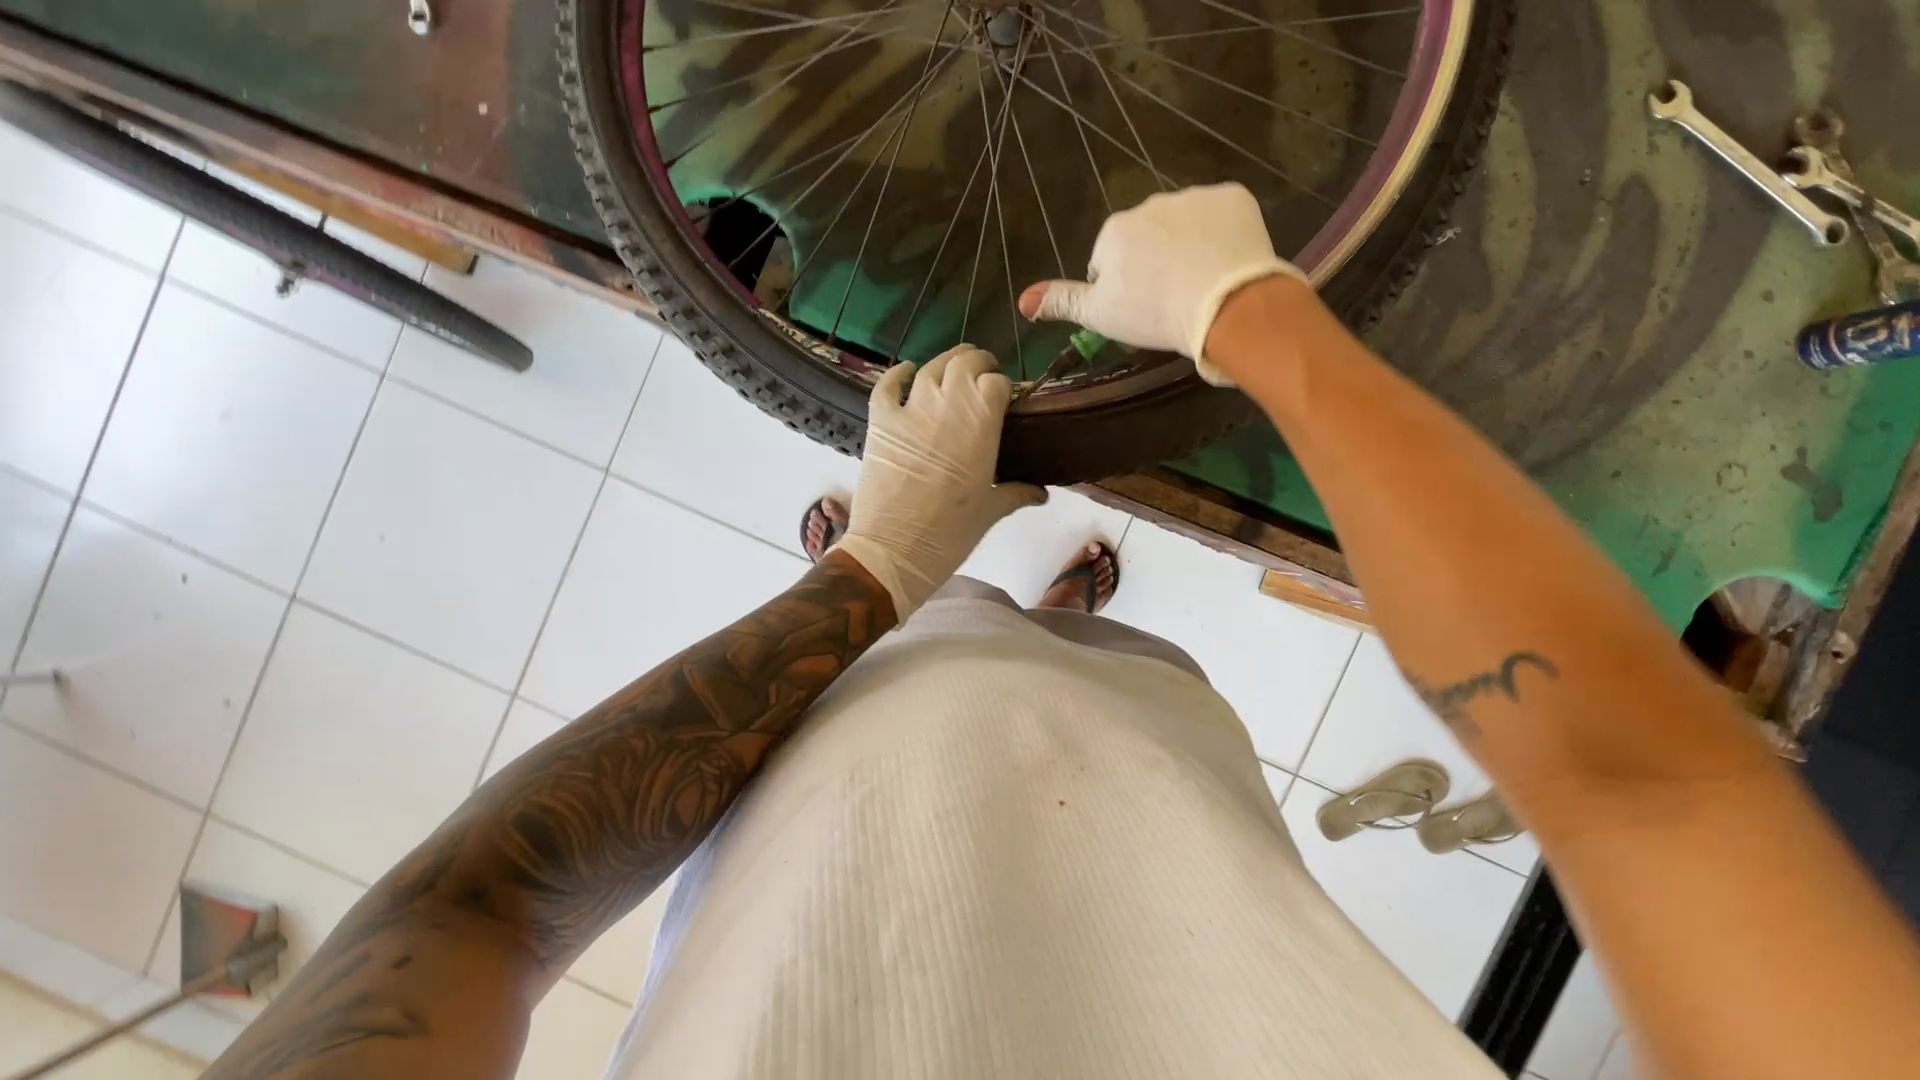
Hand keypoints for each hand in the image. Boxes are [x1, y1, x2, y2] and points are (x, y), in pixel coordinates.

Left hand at [835, 346, 1046, 618]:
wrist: (895, 549)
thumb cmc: (950, 533)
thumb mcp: (990, 511)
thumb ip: (1017, 493)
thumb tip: (1042, 492)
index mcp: (981, 425)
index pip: (997, 383)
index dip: (1002, 385)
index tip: (1005, 397)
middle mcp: (947, 406)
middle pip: (965, 362)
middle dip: (978, 364)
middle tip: (983, 377)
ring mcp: (910, 410)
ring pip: (931, 367)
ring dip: (946, 363)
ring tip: (954, 371)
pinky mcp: (880, 421)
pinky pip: (888, 384)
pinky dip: (899, 374)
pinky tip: (908, 372)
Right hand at [1018, 182, 1306, 385]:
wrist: (1227, 304)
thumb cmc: (1154, 313)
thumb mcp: (1100, 315)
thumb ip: (1061, 301)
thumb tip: (1022, 299)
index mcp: (1114, 231)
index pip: (1109, 259)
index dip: (1123, 288)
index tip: (1140, 309)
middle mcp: (1149, 204)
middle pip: (1147, 237)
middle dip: (1155, 262)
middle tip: (1171, 299)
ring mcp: (1194, 196)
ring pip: (1184, 225)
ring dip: (1188, 247)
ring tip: (1202, 284)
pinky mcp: (1233, 196)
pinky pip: (1221, 216)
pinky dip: (1223, 235)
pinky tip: (1228, 263)